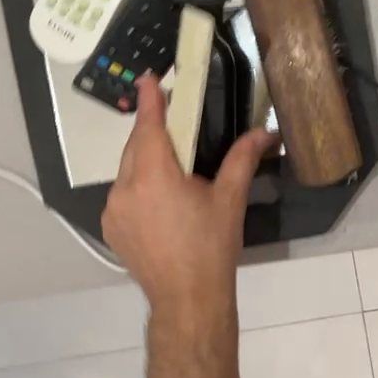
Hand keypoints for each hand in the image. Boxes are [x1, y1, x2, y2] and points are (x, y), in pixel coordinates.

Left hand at [102, 84, 276, 318]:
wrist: (188, 298)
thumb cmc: (211, 247)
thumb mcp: (230, 200)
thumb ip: (242, 159)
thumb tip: (265, 133)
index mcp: (154, 176)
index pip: (149, 127)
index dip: (149, 100)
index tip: (149, 79)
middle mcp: (125, 188)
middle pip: (136, 147)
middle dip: (151, 130)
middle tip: (173, 118)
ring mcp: (114, 210)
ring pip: (127, 171)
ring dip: (145, 160)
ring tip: (172, 165)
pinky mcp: (111, 228)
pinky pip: (123, 194)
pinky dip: (138, 186)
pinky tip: (161, 198)